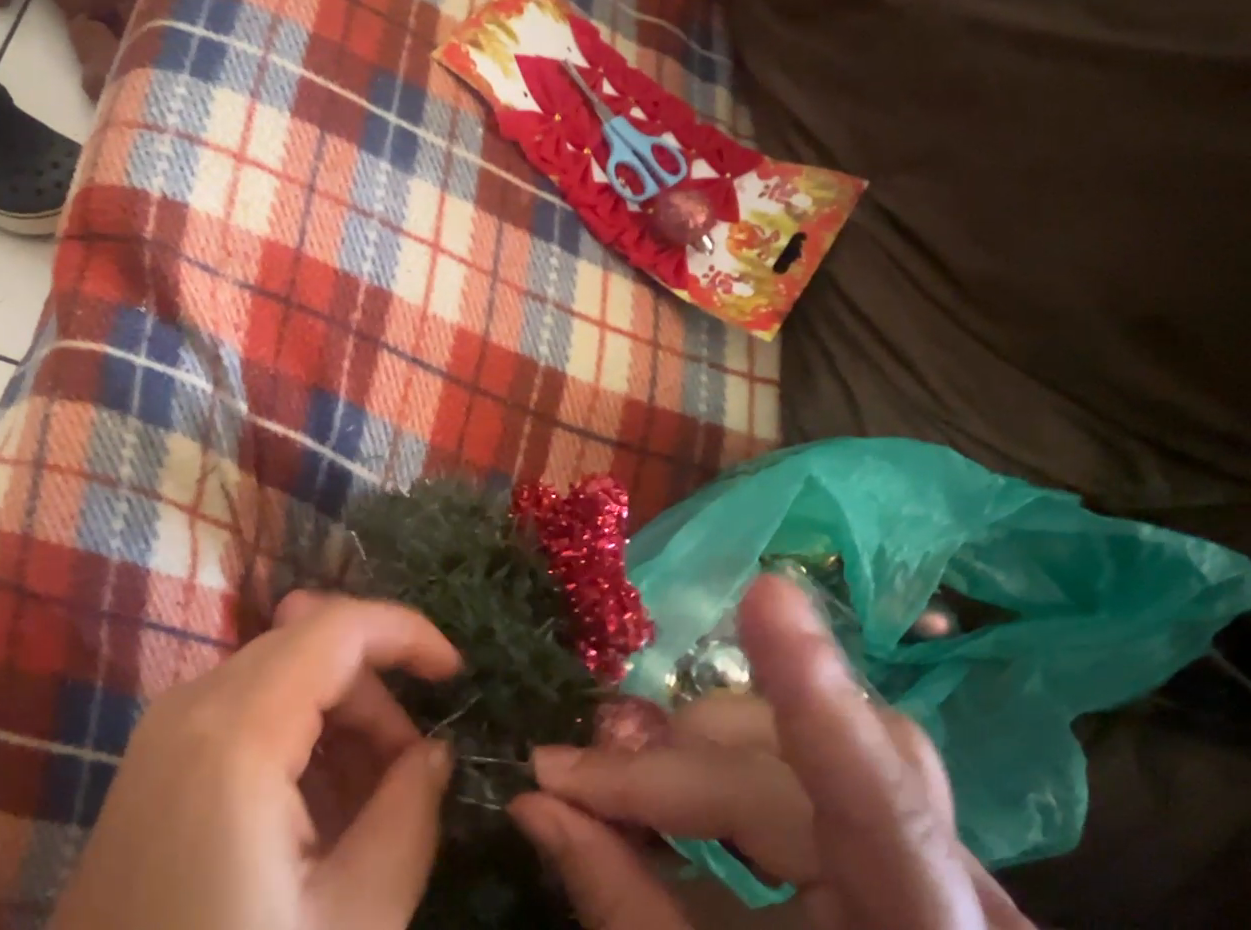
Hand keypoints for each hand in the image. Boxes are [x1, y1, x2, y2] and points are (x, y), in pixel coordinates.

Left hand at [49, 591, 460, 929]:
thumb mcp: (350, 922)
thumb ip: (406, 821)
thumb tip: (432, 754)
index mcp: (236, 733)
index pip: (333, 627)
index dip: (405, 631)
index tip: (458, 675)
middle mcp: (190, 704)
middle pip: (304, 647)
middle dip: (374, 695)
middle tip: (411, 777)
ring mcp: (162, 728)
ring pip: (274, 675)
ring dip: (336, 718)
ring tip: (367, 808)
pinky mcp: (152, 757)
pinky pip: (239, 710)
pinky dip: (293, 736)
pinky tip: (313, 814)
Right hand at [509, 575, 1034, 929]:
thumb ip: (622, 904)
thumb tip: (534, 802)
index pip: (877, 808)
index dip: (817, 700)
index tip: (767, 591)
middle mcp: (955, 888)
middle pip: (798, 773)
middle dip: (671, 767)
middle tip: (565, 777)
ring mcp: (940, 868)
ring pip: (805, 757)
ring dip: (691, 755)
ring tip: (609, 778)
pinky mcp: (904, 857)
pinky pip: (809, 784)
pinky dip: (719, 779)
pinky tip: (658, 796)